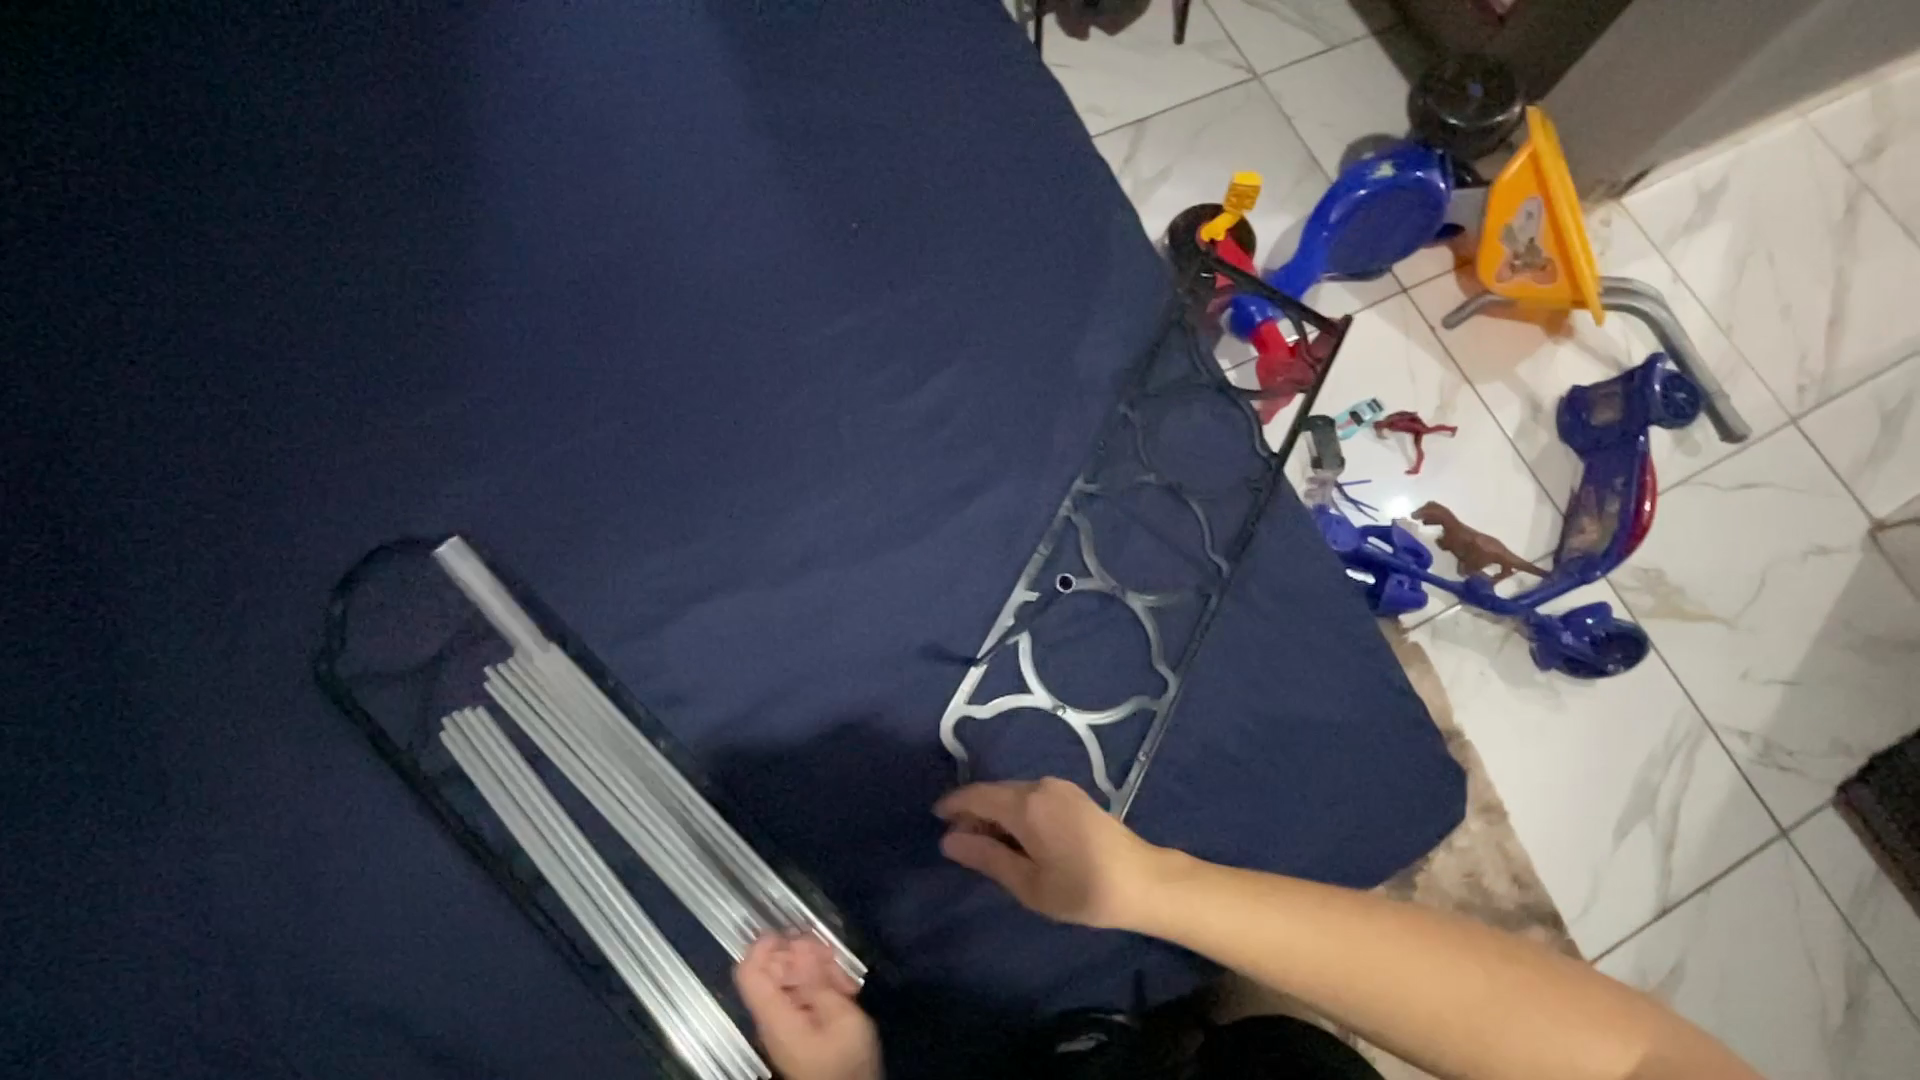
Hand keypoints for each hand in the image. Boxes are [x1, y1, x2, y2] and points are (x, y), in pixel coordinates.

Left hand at [733, 934, 880, 1079]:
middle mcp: (772, 1018)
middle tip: (829, 954)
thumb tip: (800, 946)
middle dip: (801, 954)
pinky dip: (818, 985)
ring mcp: (783, 1024)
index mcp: (775, 1016)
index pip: (749, 971)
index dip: (763, 943)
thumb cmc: (845, 1062)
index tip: (788, 928)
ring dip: (815, 969)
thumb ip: (817, 980)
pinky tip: (841, 990)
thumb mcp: (840, 1017)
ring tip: (842, 977)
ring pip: (789, 981)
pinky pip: (799, 996)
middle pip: (772, 971)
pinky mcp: (796, 1029)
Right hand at [934, 778, 1169, 929]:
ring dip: (996, 813)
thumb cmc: (1082, 889)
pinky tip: (1017, 838)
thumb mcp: (1028, 884)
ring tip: (987, 846)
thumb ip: (986, 857)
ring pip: (1014, 794)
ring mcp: (1060, 788)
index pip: (976, 795)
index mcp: (1025, 804)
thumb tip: (949, 840)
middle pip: (994, 792)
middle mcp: (1040, 785)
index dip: (953, 805)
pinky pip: (1032, 796)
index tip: (936, 819)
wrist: (1142, 881)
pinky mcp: (1074, 795)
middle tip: (960, 843)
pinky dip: (1016, 812)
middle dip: (973, 812)